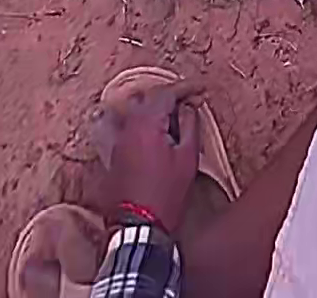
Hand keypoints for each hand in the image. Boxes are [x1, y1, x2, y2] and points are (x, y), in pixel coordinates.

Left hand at [93, 79, 201, 233]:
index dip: (186, 88)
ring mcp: (119, 137)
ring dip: (158, 109)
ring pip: (139, 109)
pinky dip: (146, 122)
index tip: (201, 89)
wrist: (138, 228)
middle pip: (151, 97)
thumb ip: (190, 125)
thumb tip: (188, 106)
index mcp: (146, 121)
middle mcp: (129, 124)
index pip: (167, 92)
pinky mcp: (115, 151)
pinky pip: (131, 125)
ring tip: (176, 118)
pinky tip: (158, 132)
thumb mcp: (187, 158)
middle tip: (192, 103)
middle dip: (172, 97)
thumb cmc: (166, 194)